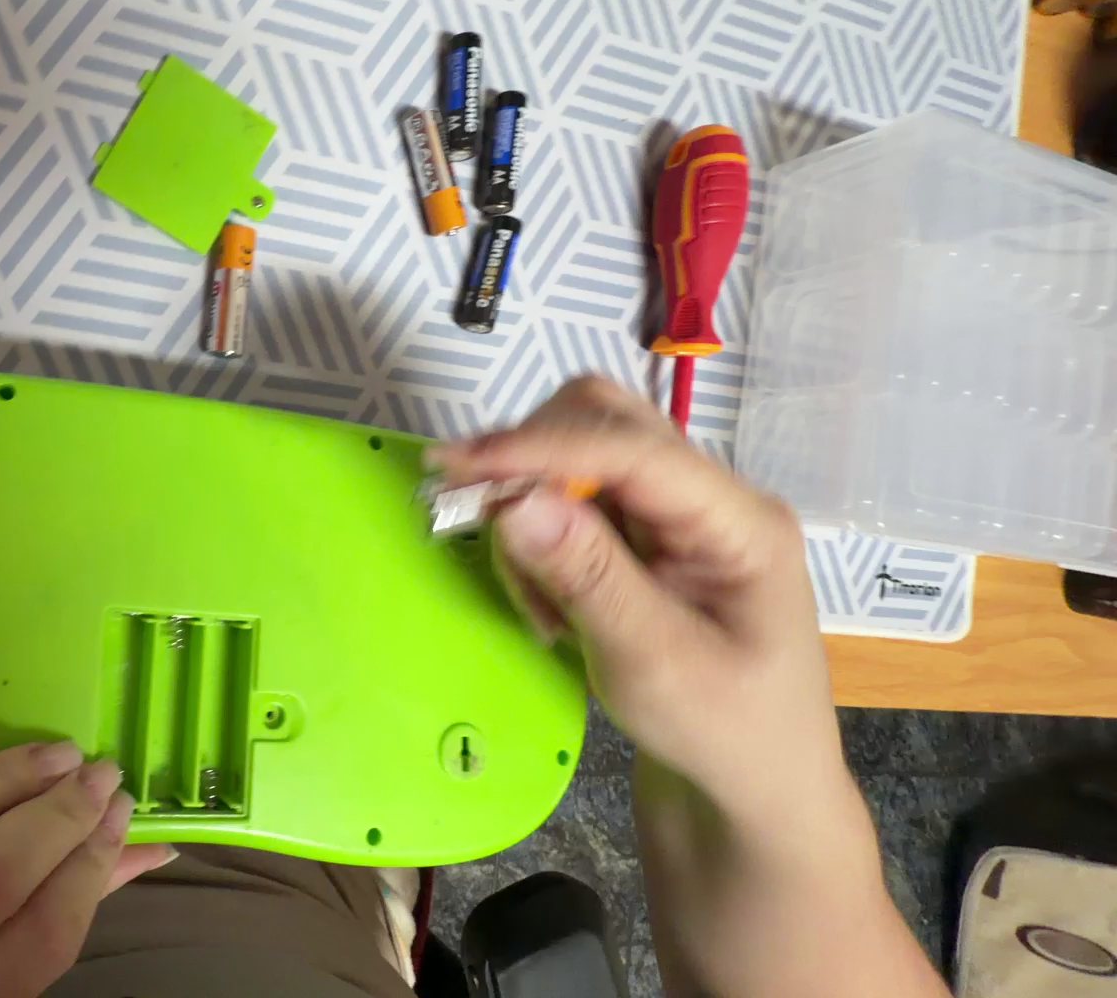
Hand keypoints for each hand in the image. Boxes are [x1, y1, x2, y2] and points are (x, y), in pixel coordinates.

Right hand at [433, 377, 948, 997]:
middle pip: (600, 421)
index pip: (631, 449)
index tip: (456, 465)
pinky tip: (547, 600)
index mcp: (736, 520)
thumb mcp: (654, 662)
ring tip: (539, 601)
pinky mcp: (630, 531)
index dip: (539, 448)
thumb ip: (588, 576)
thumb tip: (513, 501)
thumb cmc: (721, 728)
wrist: (743, 778)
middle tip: (477, 514)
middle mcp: (700, 495)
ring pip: (568, 455)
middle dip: (528, 461)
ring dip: (527, 512)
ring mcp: (664, 510)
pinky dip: (531, 538)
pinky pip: (558, 499)